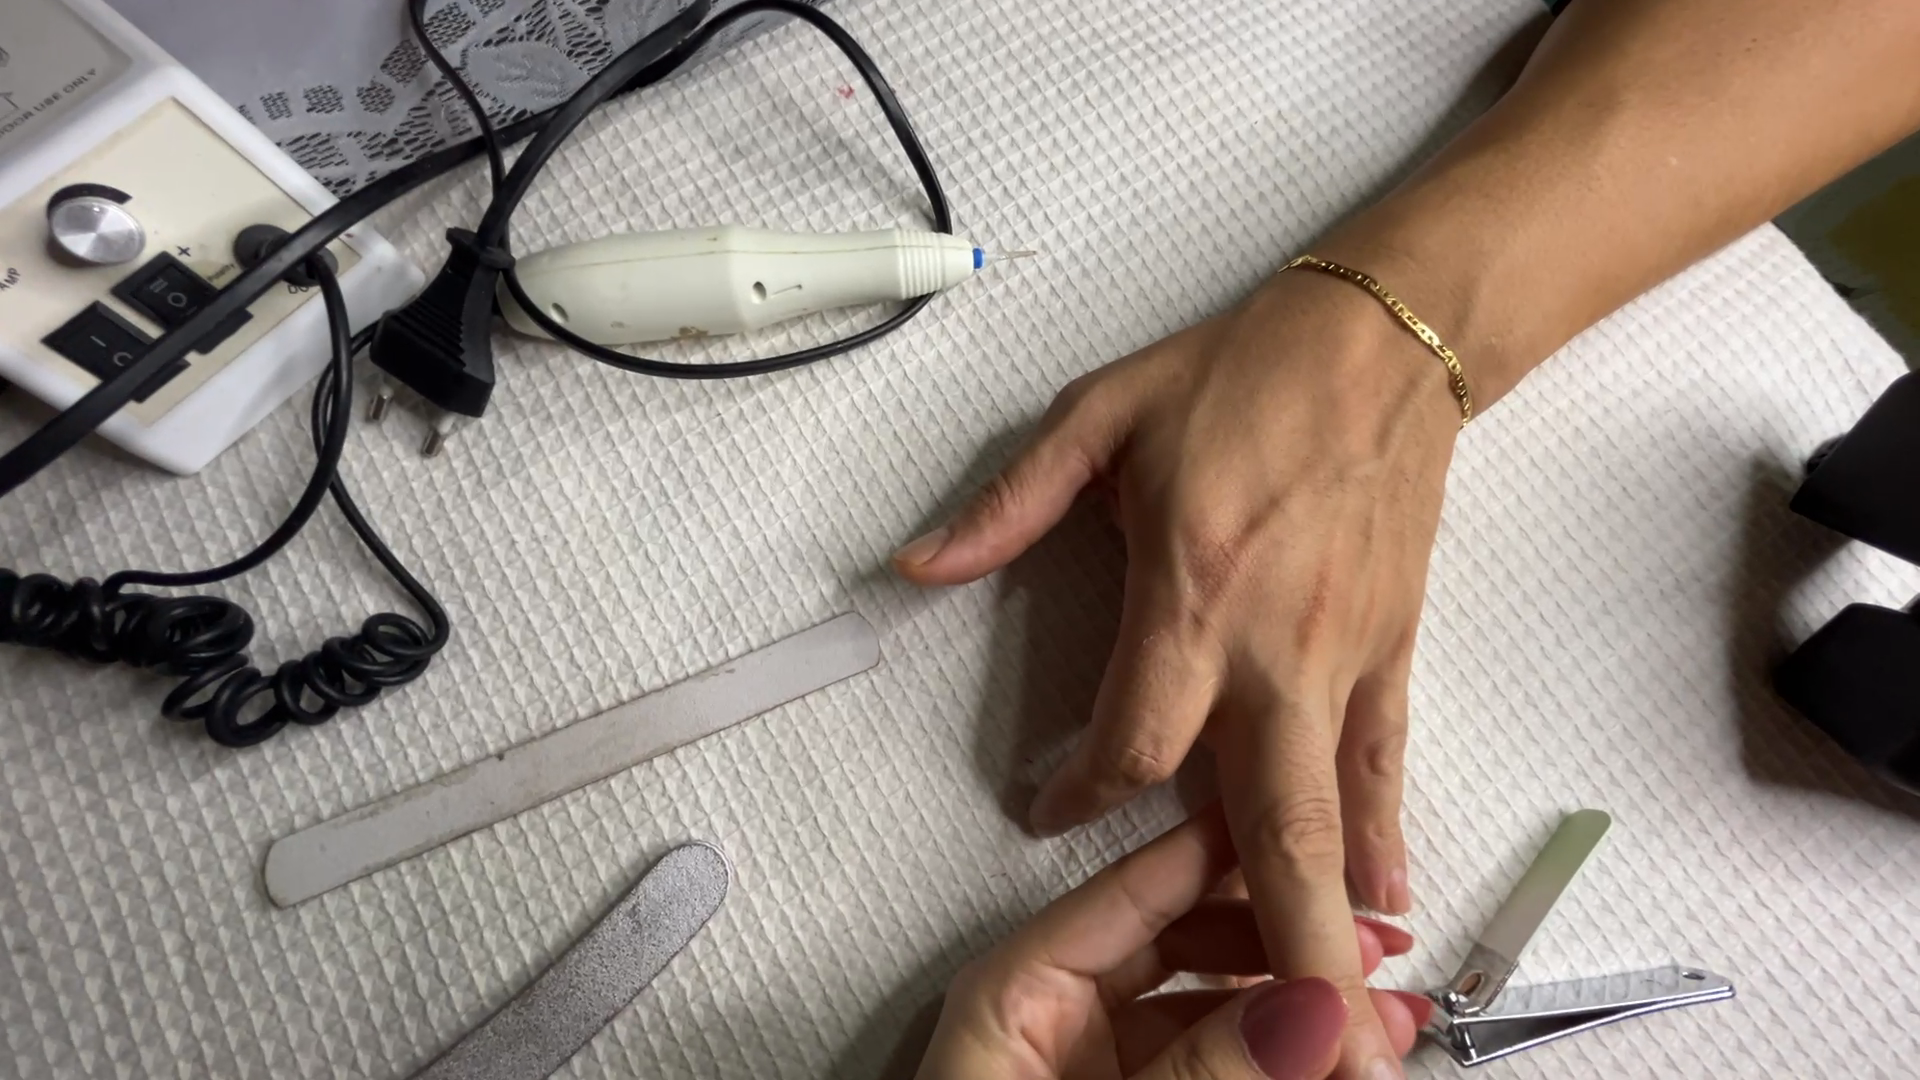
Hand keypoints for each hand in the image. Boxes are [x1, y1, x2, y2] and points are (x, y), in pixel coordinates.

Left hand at [896, 264, 1461, 1076]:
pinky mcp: (1396, 641)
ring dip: (1329, 909)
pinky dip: (1381, 830)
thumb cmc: (1234, 377)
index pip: (1131, 739)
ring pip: (1334, 810)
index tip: (1046, 810)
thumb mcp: (1098, 418)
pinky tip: (1382, 889)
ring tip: (1325, 998)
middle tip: (1268, 1026)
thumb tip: (918, 565)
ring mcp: (1345, 650)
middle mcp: (1272, 641)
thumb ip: (1008, 506)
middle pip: (1264, 818)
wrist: (1377, 342)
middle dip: (1270, 936)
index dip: (1080, 795)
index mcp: (1189, 587)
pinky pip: (1386, 757)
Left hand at [914, 808, 1427, 1078]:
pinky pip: (1216, 1063)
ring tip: (1391, 1002)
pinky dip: (1279, 1060)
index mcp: (1025, 987)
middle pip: (1182, 944)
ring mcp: (1101, 1062)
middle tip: (1370, 935)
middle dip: (1277, 937)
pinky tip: (1343, 1062)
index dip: (1212, 856)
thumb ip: (1204, 1073)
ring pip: (1212, 1008)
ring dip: (1295, 1004)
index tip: (1290, 828)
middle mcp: (1062, 1010)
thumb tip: (1313, 1007)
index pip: (1131, 893)